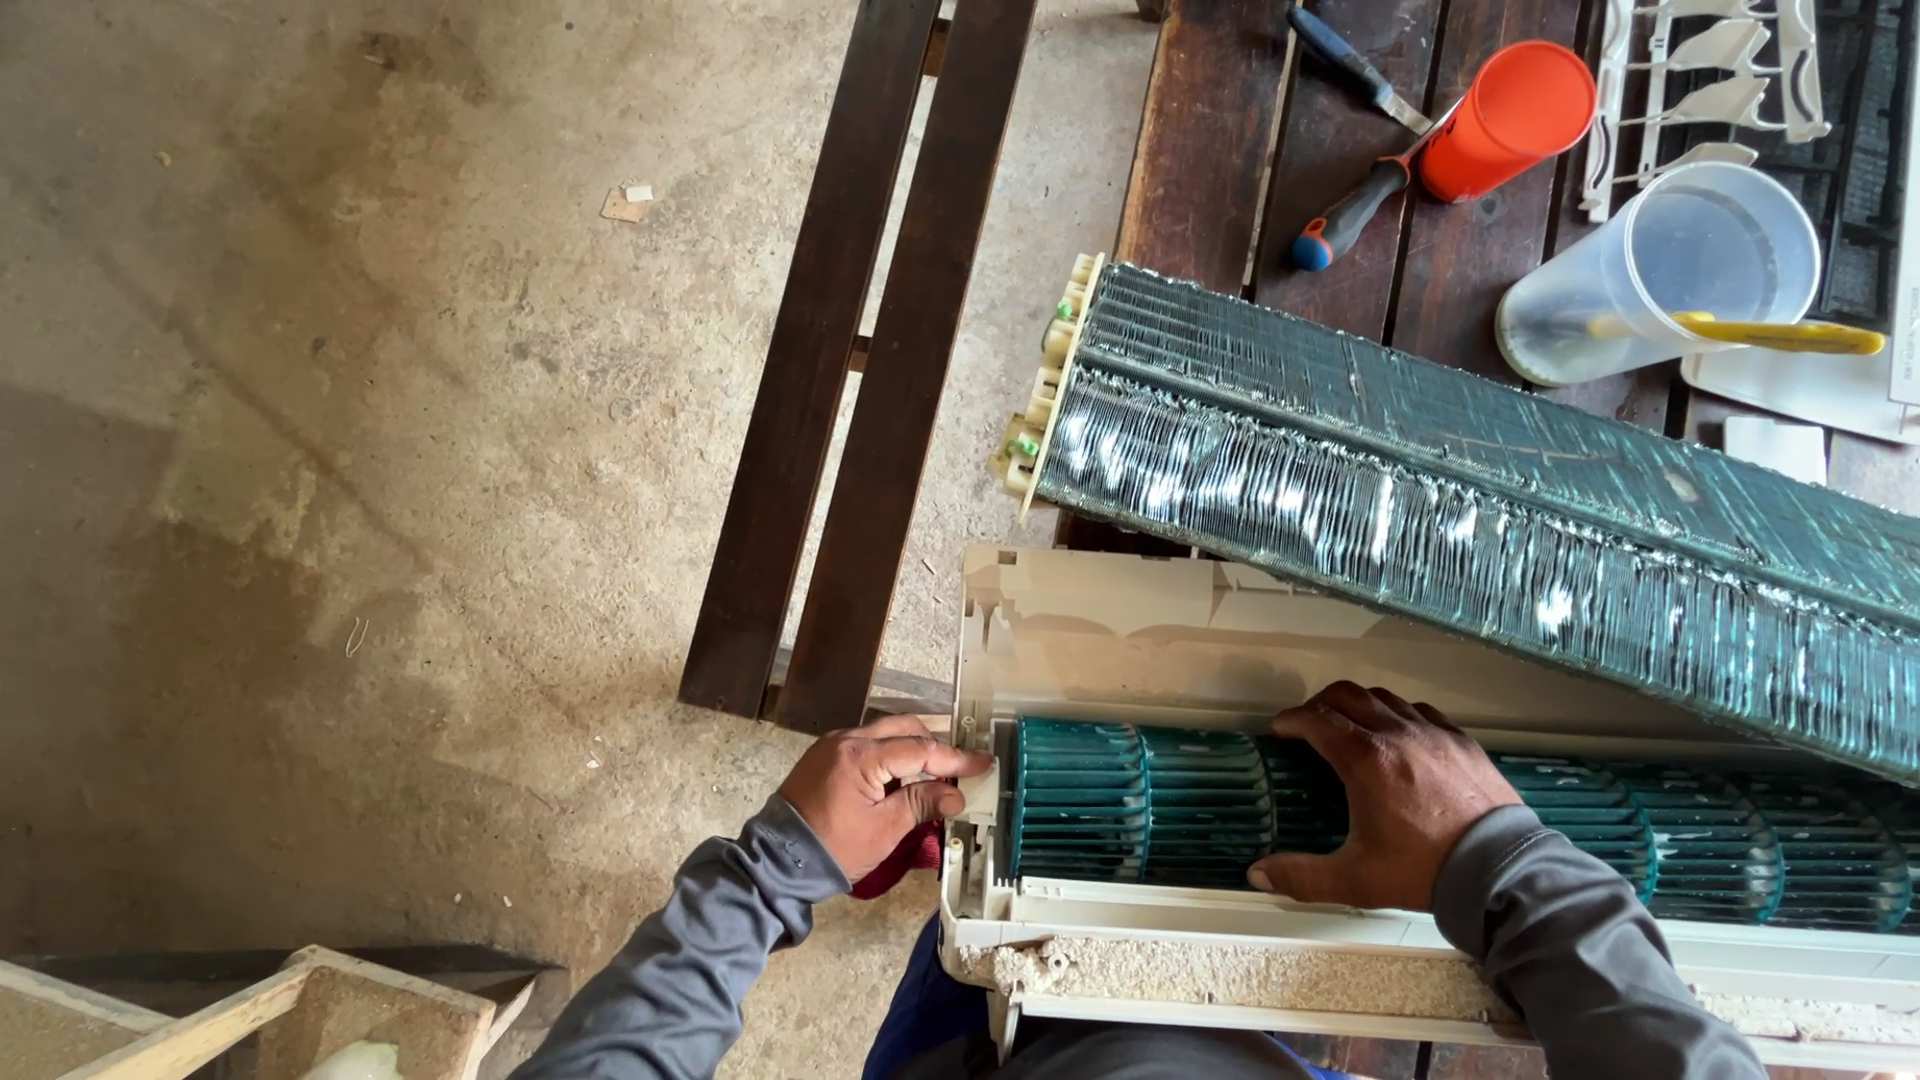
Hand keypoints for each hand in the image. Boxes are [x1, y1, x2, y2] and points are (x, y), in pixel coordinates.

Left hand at [778, 714, 993, 883]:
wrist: (778, 862)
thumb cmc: (833, 849)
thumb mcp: (884, 830)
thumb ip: (921, 804)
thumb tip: (955, 795)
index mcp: (861, 755)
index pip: (919, 749)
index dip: (954, 758)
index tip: (982, 763)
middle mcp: (846, 739)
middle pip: (903, 728)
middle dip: (934, 746)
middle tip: (959, 768)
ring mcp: (833, 744)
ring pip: (885, 733)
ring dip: (912, 749)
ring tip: (934, 776)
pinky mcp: (825, 755)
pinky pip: (867, 744)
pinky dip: (890, 755)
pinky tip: (902, 778)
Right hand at [1246, 681, 1520, 911]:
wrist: (1505, 874)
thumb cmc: (1423, 870)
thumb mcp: (1356, 880)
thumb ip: (1302, 876)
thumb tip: (1257, 874)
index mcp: (1364, 758)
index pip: (1314, 719)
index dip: (1289, 721)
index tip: (1278, 733)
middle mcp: (1394, 733)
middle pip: (1344, 695)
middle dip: (1317, 705)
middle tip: (1308, 727)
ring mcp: (1432, 733)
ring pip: (1382, 696)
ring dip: (1357, 704)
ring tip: (1350, 726)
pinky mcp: (1462, 740)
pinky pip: (1419, 710)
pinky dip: (1397, 713)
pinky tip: (1397, 734)